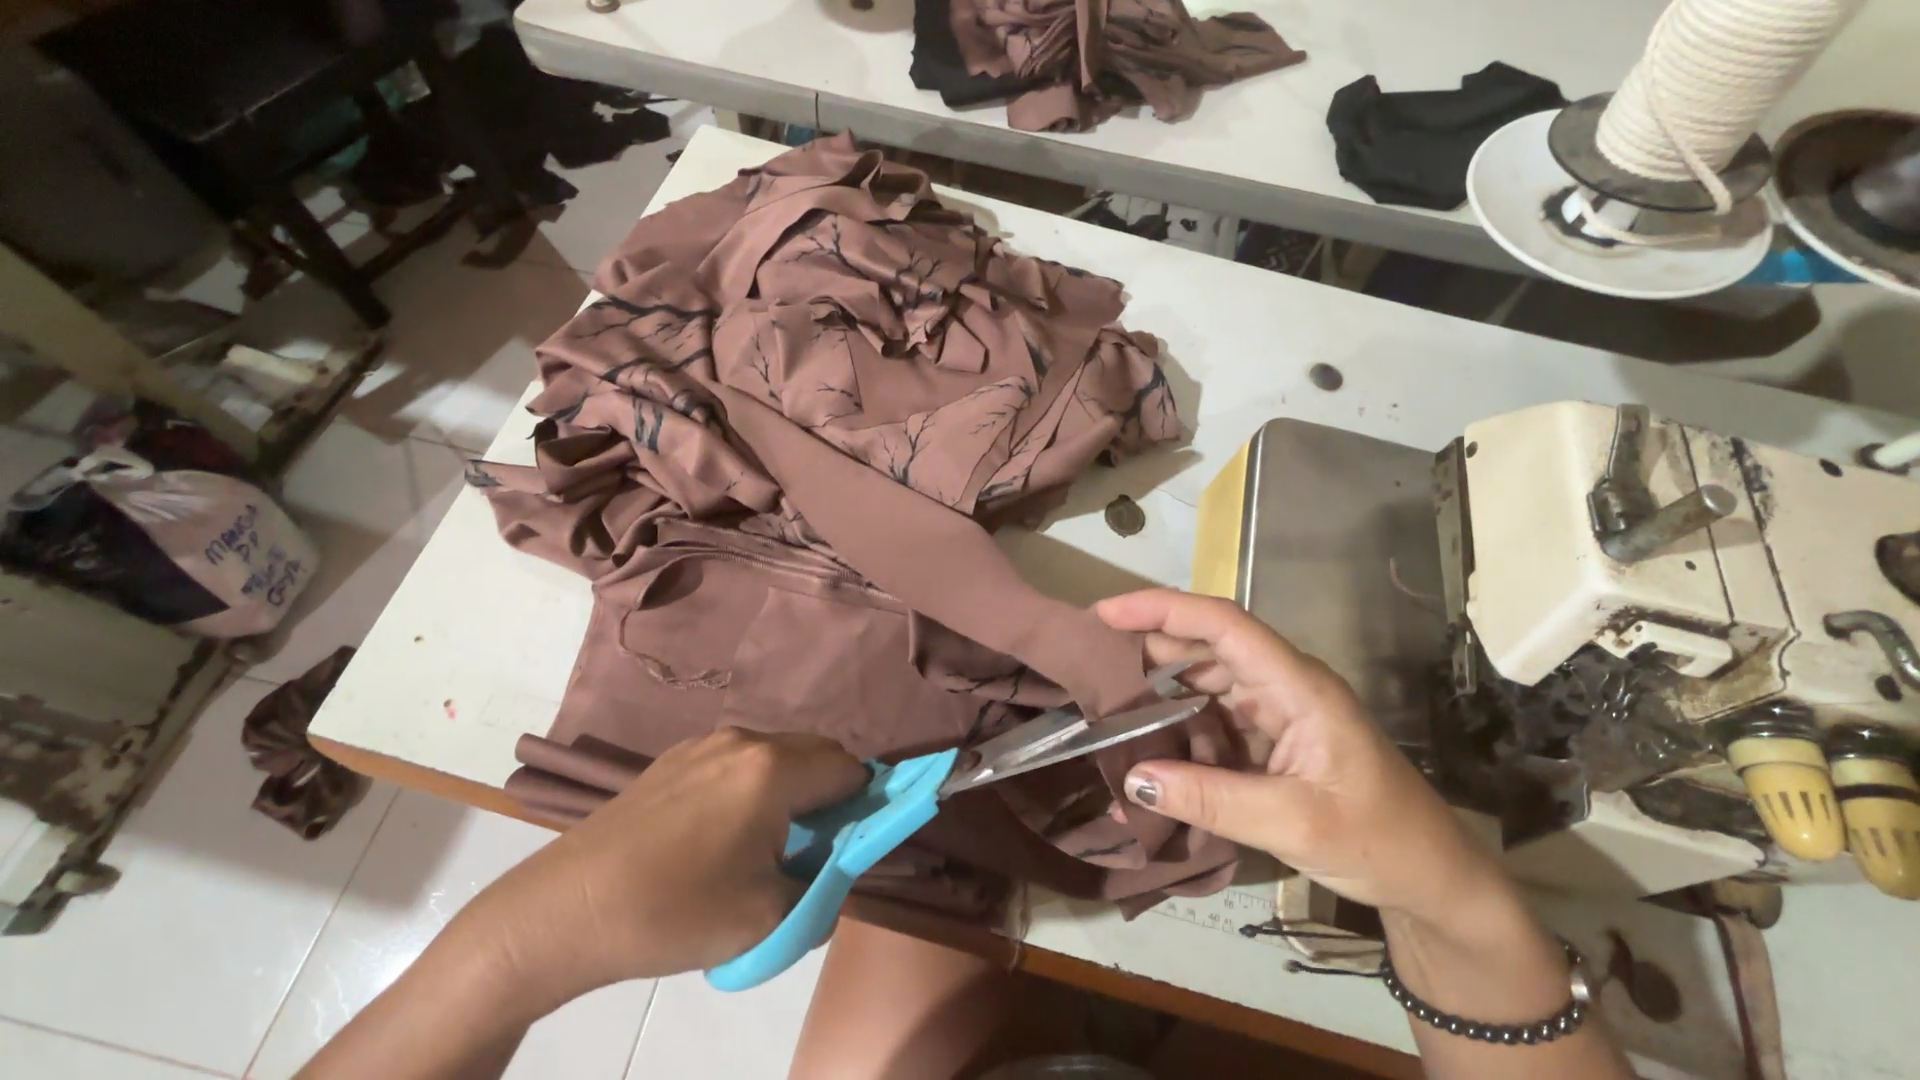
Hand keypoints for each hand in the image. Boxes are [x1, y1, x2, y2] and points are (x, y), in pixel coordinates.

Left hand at [459, 728, 867, 1011]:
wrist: (566, 909)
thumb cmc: (675, 912)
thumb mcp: (767, 915)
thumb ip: (822, 887)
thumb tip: (836, 871)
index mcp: (773, 771)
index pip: (851, 770)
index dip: (865, 805)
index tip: (854, 843)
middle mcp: (744, 742)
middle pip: (816, 753)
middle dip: (832, 793)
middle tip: (817, 848)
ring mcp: (703, 744)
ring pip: (777, 755)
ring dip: (793, 788)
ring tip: (768, 844)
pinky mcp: (672, 760)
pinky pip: (738, 761)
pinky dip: (755, 786)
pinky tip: (723, 835)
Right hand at [1096, 589, 1513, 924]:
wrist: (1432, 881)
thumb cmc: (1378, 839)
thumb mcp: (1293, 822)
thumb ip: (1211, 797)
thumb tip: (1130, 779)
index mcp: (1299, 686)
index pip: (1224, 624)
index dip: (1163, 610)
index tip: (1105, 614)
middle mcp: (1285, 687)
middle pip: (1209, 646)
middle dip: (1150, 645)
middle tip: (1090, 661)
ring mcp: (1280, 714)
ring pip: (1208, 683)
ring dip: (1160, 690)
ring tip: (1106, 702)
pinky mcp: (1274, 742)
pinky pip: (1216, 720)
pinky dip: (1179, 728)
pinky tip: (1147, 747)